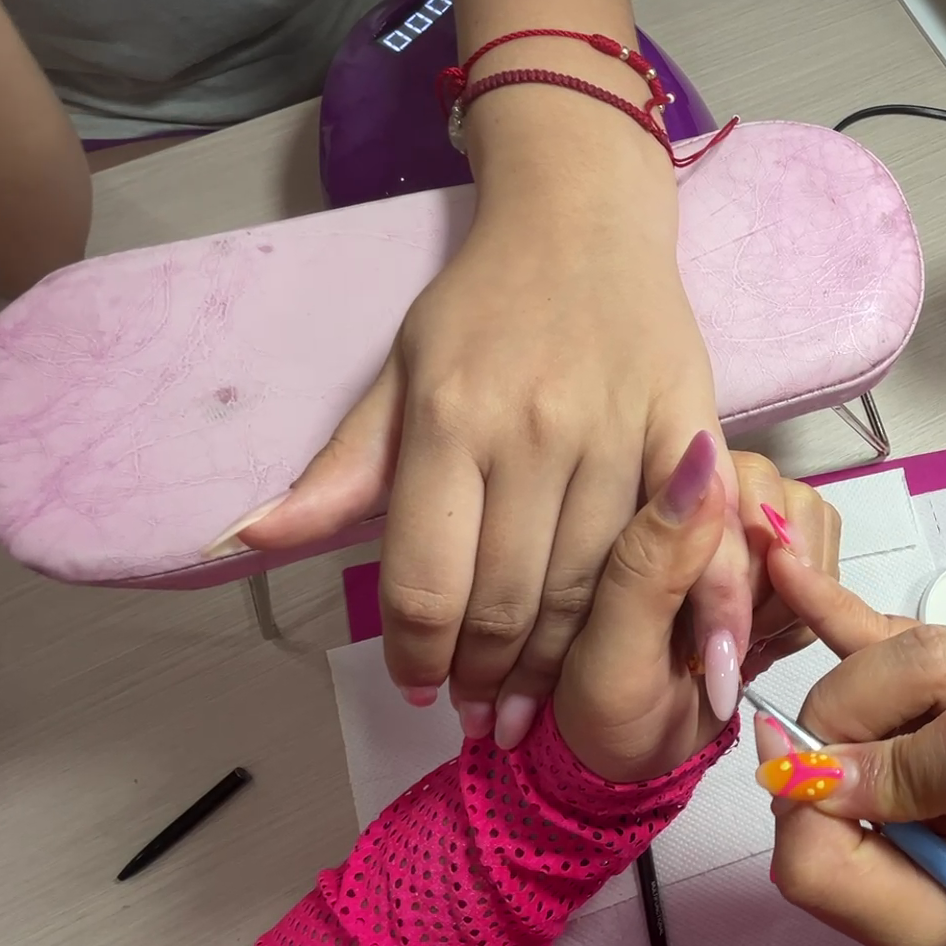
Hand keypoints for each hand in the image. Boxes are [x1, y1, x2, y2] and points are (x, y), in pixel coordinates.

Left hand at [220, 210, 756, 738]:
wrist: (586, 223)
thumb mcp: (401, 370)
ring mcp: (620, 432)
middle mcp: (535, 432)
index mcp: (450, 419)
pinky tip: (692, 667)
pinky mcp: (690, 426)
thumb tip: (248, 543)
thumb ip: (345, 466)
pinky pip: (693, 536)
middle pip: (515, 596)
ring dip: (567, 664)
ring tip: (546, 711)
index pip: (430, 576)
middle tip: (490, 722)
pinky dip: (697, 607)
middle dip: (494, 677)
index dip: (422, 654)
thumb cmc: (487, 302)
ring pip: (597, 583)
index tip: (425, 691)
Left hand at [552, 442, 839, 780]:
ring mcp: (731, 521)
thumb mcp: (616, 650)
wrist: (637, 756)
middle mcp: (684, 496)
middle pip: (770, 492)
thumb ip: (651, 563)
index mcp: (629, 500)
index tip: (722, 644)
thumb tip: (702, 460)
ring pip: (804, 517)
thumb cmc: (609, 710)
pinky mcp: (768, 551)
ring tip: (747, 644)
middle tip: (731, 646)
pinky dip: (804, 606)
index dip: (735, 565)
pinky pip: (821, 550)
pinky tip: (764, 643)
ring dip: (789, 595)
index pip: (716, 480)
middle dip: (763, 583)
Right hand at [754, 552, 945, 945]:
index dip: (889, 768)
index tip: (829, 800)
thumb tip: (789, 772)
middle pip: (926, 667)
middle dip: (842, 722)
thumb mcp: (920, 928)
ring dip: (843, 698)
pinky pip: (890, 617)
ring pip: (901, 645)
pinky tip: (786, 569)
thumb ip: (839, 874)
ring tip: (831, 754)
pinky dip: (830, 602)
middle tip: (812, 778)